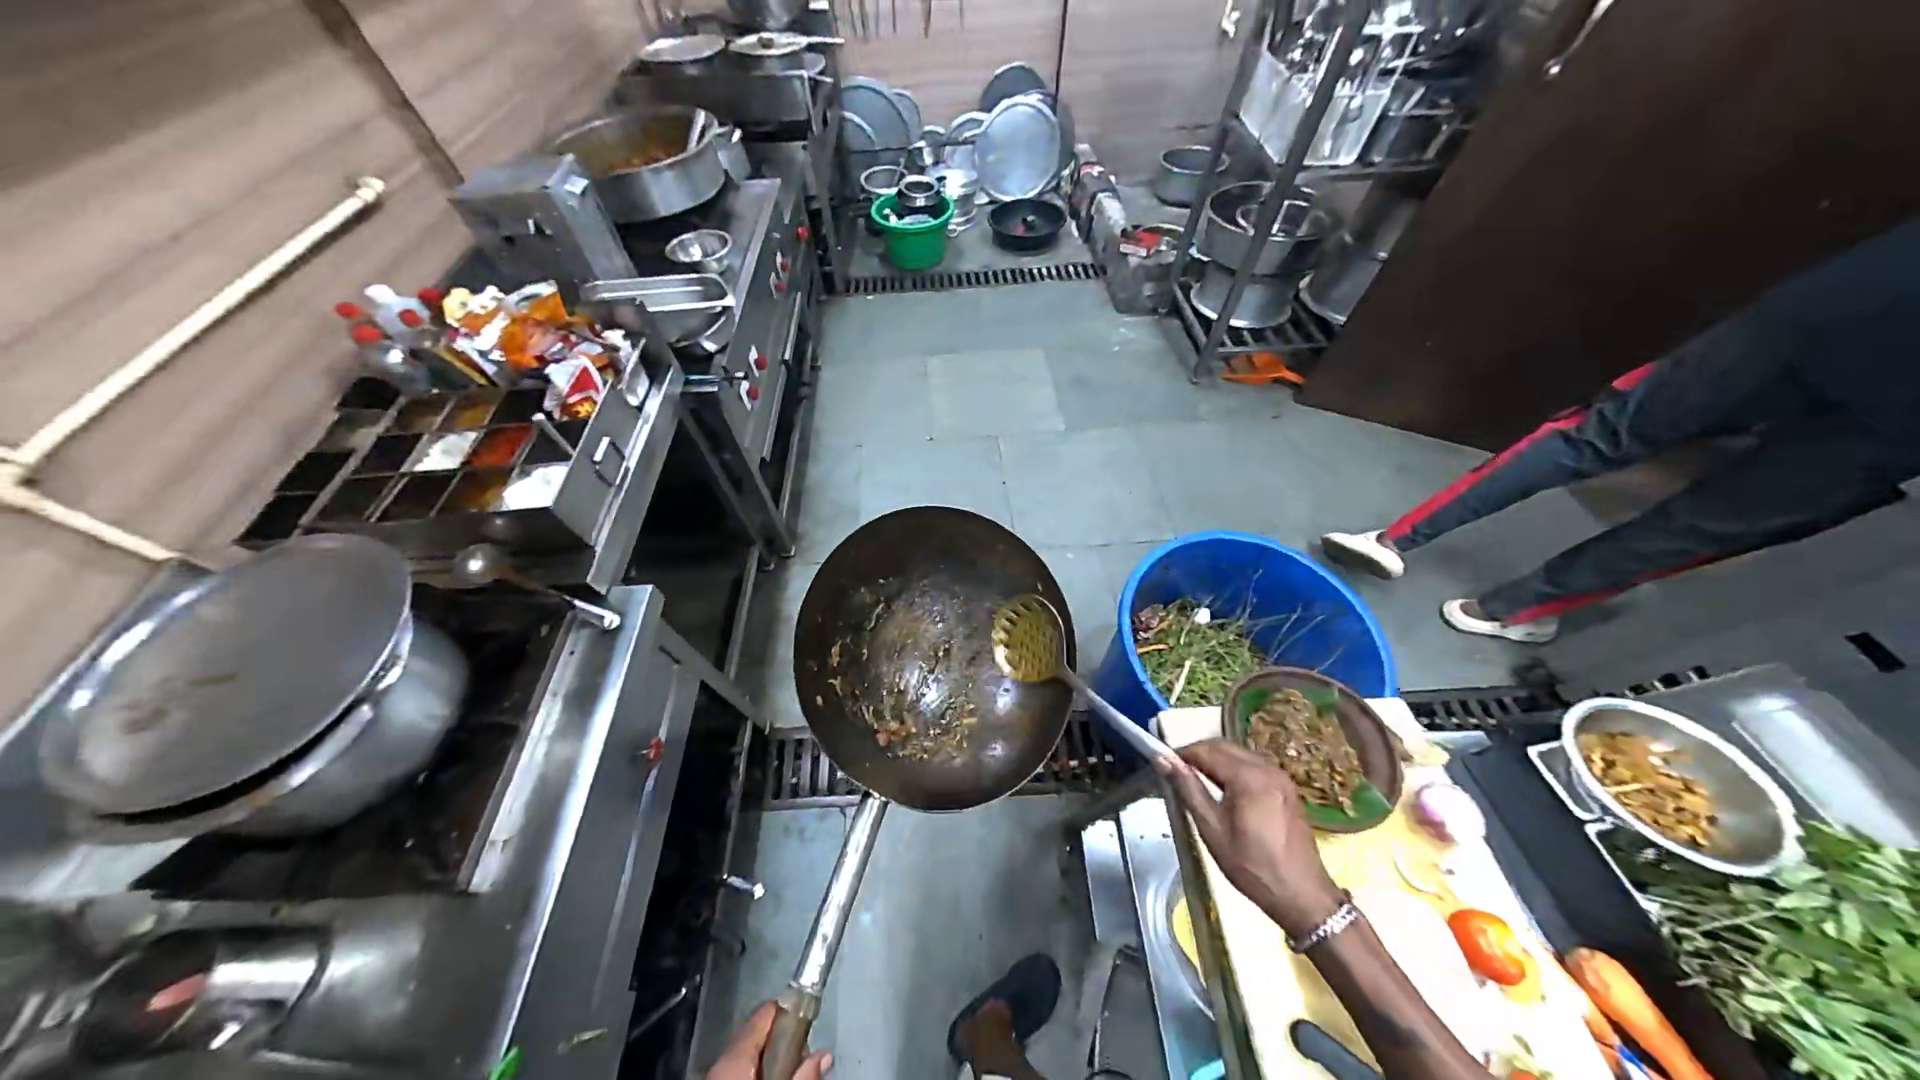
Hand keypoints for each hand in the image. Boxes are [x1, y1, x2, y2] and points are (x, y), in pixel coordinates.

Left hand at [706, 1002, 832, 1079]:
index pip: (766, 1014)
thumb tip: (824, 1054)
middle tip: (807, 1060)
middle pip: (759, 1039)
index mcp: (733, 1058)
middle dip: (785, 1046)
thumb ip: (803, 1075)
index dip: (791, 1013)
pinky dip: (760, 1076)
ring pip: (750, 1062)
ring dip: (773, 1065)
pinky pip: (740, 1077)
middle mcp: (719, 1065)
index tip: (810, 1022)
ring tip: (794, 1075)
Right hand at [1159, 740, 1345, 937]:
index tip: (1164, 765)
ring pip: (1239, 754)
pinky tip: (1224, 789)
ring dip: (1216, 760)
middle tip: (1177, 773)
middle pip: (1224, 747)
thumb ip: (1188, 789)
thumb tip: (1163, 760)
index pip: (1206, 750)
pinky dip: (1234, 768)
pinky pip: (1254, 766)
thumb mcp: (1211, 828)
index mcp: (1249, 777)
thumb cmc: (1251, 866)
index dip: (1182, 754)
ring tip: (1197, 781)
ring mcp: (1281, 777)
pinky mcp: (1287, 788)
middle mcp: (1267, 769)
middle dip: (1198, 754)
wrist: (1301, 895)